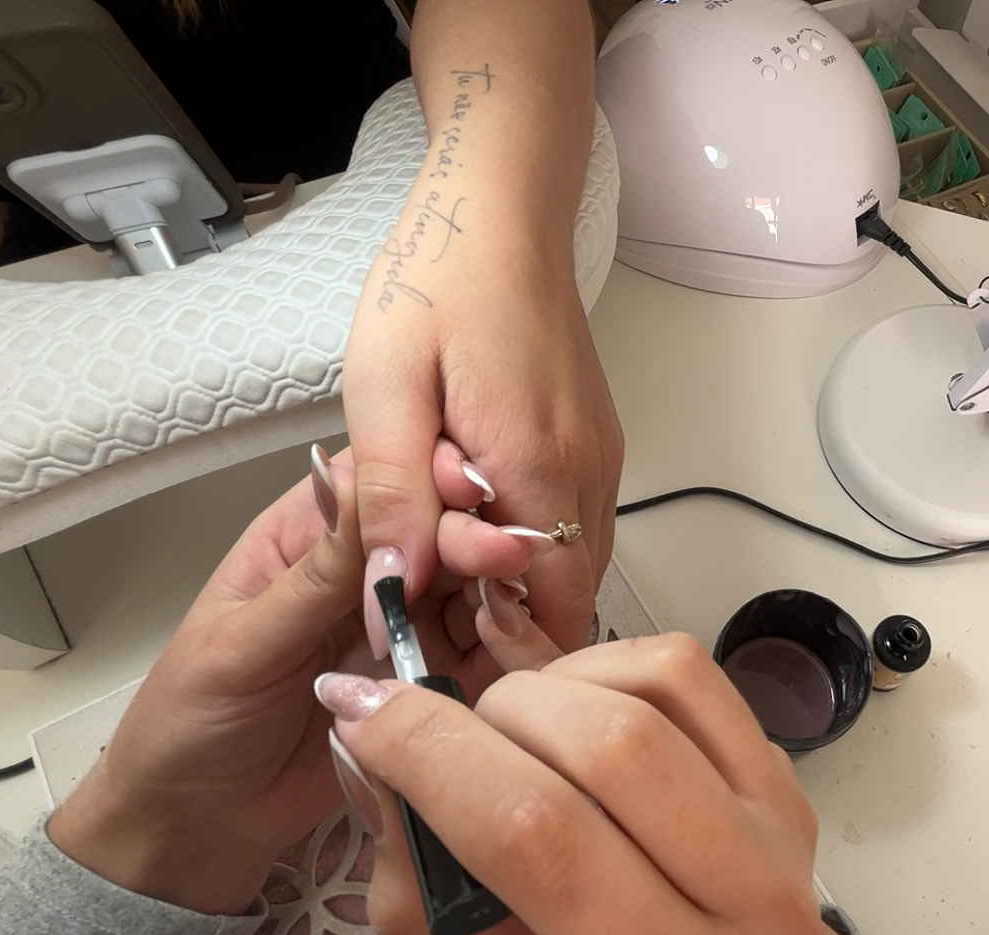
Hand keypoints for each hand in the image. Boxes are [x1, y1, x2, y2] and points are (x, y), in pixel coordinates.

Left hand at [48, 446, 532, 913]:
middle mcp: (376, 566)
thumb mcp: (242, 642)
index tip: (466, 495)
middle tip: (507, 560)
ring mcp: (413, 619)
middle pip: (444, 531)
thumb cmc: (195, 718)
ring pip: (477, 584)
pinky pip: (486, 646)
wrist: (209, 821)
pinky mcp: (439, 669)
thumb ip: (317, 578)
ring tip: (516, 609)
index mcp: (317, 533)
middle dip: (477, 540)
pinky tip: (514, 646)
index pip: (385, 484)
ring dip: (501, 591)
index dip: (429, 481)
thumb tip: (378, 494)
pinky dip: (508, 642)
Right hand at [319, 633, 858, 934]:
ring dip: (553, 682)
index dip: (437, 759)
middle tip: (459, 728)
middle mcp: (746, 894)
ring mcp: (775, 811)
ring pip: (650, 692)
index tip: (363, 714)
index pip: (541, 840)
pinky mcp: (779, 755)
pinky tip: (582, 696)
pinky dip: (607, 660)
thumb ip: (431, 886)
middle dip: (497, 715)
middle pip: (605, 749)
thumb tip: (371, 747)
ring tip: (523, 718)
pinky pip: (685, 667)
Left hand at [343, 261, 621, 666]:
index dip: (511, 650)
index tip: (449, 660)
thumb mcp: (384, 388)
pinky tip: (489, 526)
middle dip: (517, 627)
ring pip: (582, 564)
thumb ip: (391, 496)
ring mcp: (603, 460)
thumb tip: (394, 589)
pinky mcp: (599, 446)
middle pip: (574, 594)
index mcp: (539, 468)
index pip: (553, 604)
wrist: (504, 220)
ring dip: (527, 589)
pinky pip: (582, 526)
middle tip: (441, 618)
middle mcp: (590, 474)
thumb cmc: (439, 287)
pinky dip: (542, 550)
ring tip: (456, 571)